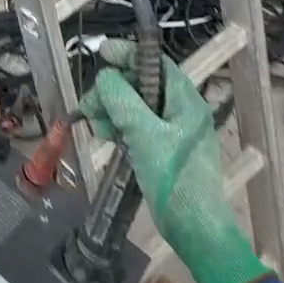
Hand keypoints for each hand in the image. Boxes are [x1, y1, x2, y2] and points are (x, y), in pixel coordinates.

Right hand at [77, 40, 269, 282]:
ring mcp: (171, 131)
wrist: (194, 230)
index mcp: (185, 100)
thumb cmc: (174, 177)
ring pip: (133, 106)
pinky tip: (105, 138)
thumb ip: (121, 99)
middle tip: (89, 106)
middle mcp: (179, 110)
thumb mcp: (143, 133)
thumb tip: (104, 77)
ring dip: (110, 111)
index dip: (128, 54)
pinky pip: (135, 127)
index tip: (101, 53)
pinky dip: (118, 128)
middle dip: (111, 91)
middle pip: (139, 85)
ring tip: (97, 129)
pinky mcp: (161, 149)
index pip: (155, 63)